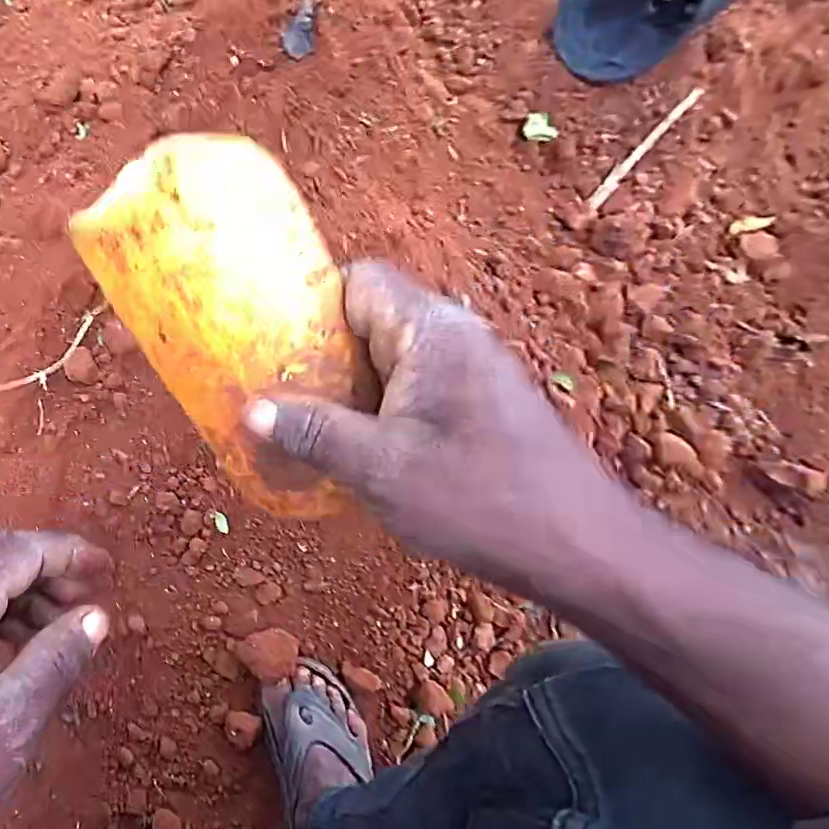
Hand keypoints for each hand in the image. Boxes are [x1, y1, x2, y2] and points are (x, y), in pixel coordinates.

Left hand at [0, 531, 110, 828]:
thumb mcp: (10, 725)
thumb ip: (57, 658)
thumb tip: (96, 616)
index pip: (20, 552)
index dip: (70, 553)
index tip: (108, 567)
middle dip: (48, 567)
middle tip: (90, 596)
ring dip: (24, 591)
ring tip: (63, 626)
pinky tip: (20, 648)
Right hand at [243, 261, 641, 597]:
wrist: (578, 547)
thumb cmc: (478, 499)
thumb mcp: (379, 467)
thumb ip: (313, 432)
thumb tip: (251, 410)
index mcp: (430, 333)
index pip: (360, 280)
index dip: (312, 302)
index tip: (273, 339)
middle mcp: (452, 336)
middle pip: (369, 317)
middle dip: (319, 350)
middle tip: (278, 388)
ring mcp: (467, 368)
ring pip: (386, 354)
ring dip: (345, 382)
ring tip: (304, 418)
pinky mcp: (473, 400)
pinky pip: (408, 382)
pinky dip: (374, 402)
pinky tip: (353, 442)